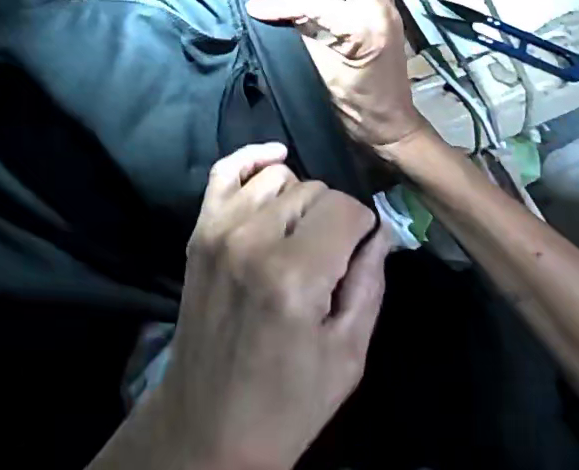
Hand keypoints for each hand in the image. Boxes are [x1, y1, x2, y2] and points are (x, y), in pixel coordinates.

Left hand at [107, 144, 390, 469]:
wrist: (210, 421)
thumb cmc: (289, 400)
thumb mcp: (348, 354)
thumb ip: (368, 282)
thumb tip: (380, 231)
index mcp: (294, 276)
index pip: (344, 208)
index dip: (363, 227)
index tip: (362, 250)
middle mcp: (252, 239)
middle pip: (312, 190)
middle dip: (333, 216)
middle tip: (332, 254)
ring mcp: (219, 229)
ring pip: (277, 177)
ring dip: (298, 198)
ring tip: (302, 234)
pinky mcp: (199, 229)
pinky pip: (225, 170)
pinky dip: (252, 158)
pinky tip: (276, 160)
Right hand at [245, 0, 434, 156]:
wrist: (391, 123)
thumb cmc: (356, 107)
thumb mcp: (319, 72)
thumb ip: (298, 34)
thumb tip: (274, 11)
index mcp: (364, 31)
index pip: (314, 1)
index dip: (281, 2)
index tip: (257, 6)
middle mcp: (382, 10)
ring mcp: (390, 5)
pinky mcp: (390, 7)